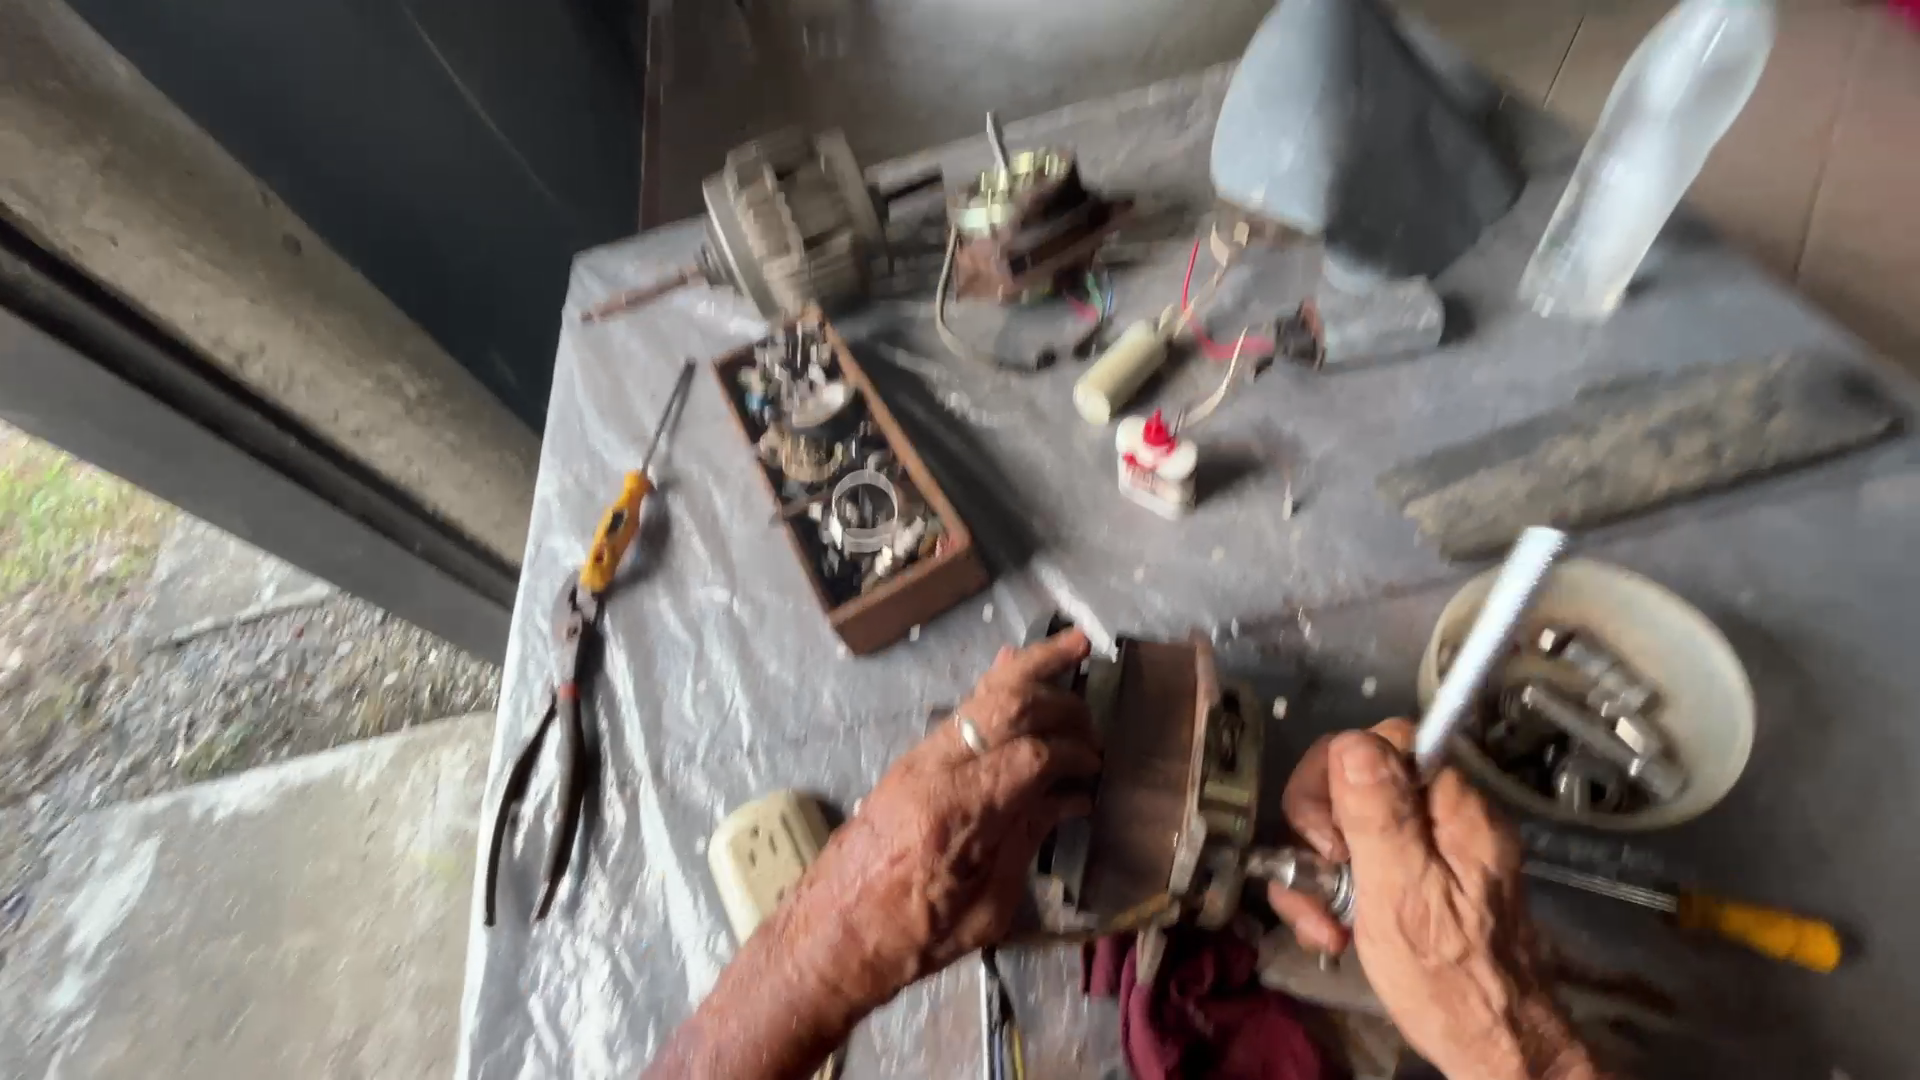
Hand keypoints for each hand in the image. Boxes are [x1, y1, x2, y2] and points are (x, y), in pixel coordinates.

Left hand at [784, 628, 1100, 1010]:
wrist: (832, 930)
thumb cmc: (912, 937)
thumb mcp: (987, 907)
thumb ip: (1028, 840)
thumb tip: (1069, 798)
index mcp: (958, 813)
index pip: (1030, 755)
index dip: (1073, 754)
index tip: (1095, 767)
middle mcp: (937, 768)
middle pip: (1009, 706)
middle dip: (1061, 705)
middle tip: (1093, 727)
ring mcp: (921, 755)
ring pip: (984, 693)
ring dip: (1033, 669)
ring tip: (1074, 645)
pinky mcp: (914, 756)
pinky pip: (963, 707)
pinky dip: (995, 681)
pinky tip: (1013, 659)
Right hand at [1268, 720, 1600, 1079]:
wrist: (1490, 1053)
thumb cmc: (1448, 979)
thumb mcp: (1404, 895)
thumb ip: (1380, 817)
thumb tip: (1354, 742)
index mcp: (1456, 810)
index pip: (1383, 740)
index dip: (1338, 773)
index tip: (1329, 834)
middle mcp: (1445, 815)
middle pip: (1353, 775)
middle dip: (1315, 824)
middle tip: (1318, 873)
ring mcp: (1427, 845)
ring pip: (1342, 818)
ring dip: (1312, 867)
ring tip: (1319, 920)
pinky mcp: (1409, 872)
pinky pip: (1352, 852)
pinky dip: (1327, 886)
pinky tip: (1327, 924)